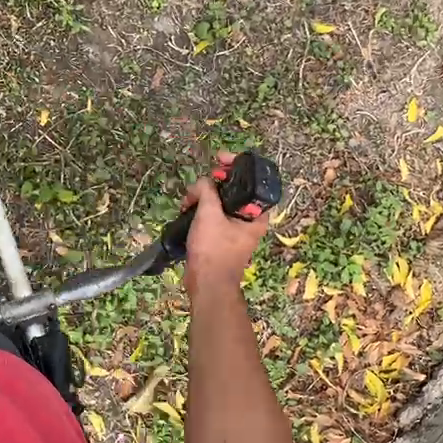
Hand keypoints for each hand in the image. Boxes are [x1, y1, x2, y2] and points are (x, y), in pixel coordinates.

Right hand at [180, 151, 271, 297]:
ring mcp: (235, 227)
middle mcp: (249, 219)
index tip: (218, 159)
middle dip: (212, 183)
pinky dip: (200, 208)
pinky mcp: (221, 235)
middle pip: (233, 189)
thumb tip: (204, 182)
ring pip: (220, 201)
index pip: (251, 180)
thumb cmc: (213, 249)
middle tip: (198, 184)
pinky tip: (187, 210)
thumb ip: (207, 191)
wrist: (206, 283)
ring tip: (187, 202)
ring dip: (202, 196)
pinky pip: (212, 214)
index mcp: (256, 214)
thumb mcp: (209, 214)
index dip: (235, 165)